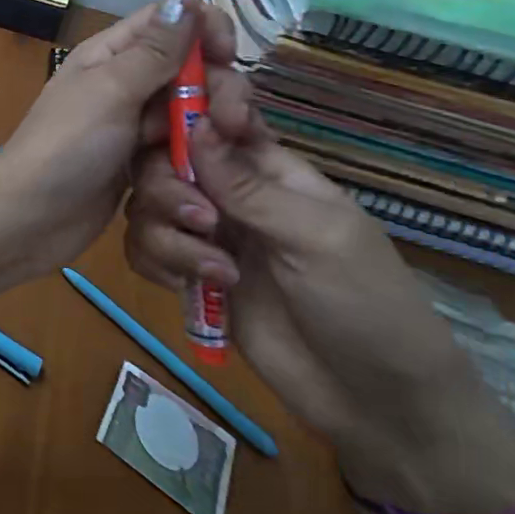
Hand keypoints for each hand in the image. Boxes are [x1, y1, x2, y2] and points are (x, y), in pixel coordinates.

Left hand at [0, 0, 235, 274]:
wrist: (30, 218)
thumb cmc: (66, 147)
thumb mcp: (110, 91)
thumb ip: (153, 50)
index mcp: (107, 55)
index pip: (168, 21)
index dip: (204, 28)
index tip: (228, 56)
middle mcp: (121, 83)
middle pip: (189, 68)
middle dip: (216, 89)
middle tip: (230, 123)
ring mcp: (130, 124)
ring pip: (189, 110)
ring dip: (209, 128)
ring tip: (220, 152)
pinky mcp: (139, 161)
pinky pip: (179, 147)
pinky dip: (194, 156)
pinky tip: (208, 173)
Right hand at [124, 104, 514, 512]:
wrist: (372, 401)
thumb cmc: (366, 305)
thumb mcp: (317, 237)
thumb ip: (248, 185)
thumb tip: (194, 124)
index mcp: (269, 169)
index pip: (216, 118)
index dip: (185, 112)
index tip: (166, 130)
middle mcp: (228, 194)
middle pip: (162, 162)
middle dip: (168, 190)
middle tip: (202, 224)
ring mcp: (206, 235)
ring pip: (145, 208)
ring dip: (166, 237)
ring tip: (214, 274)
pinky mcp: (188, 274)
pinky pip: (142, 250)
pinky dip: (156, 265)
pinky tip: (187, 288)